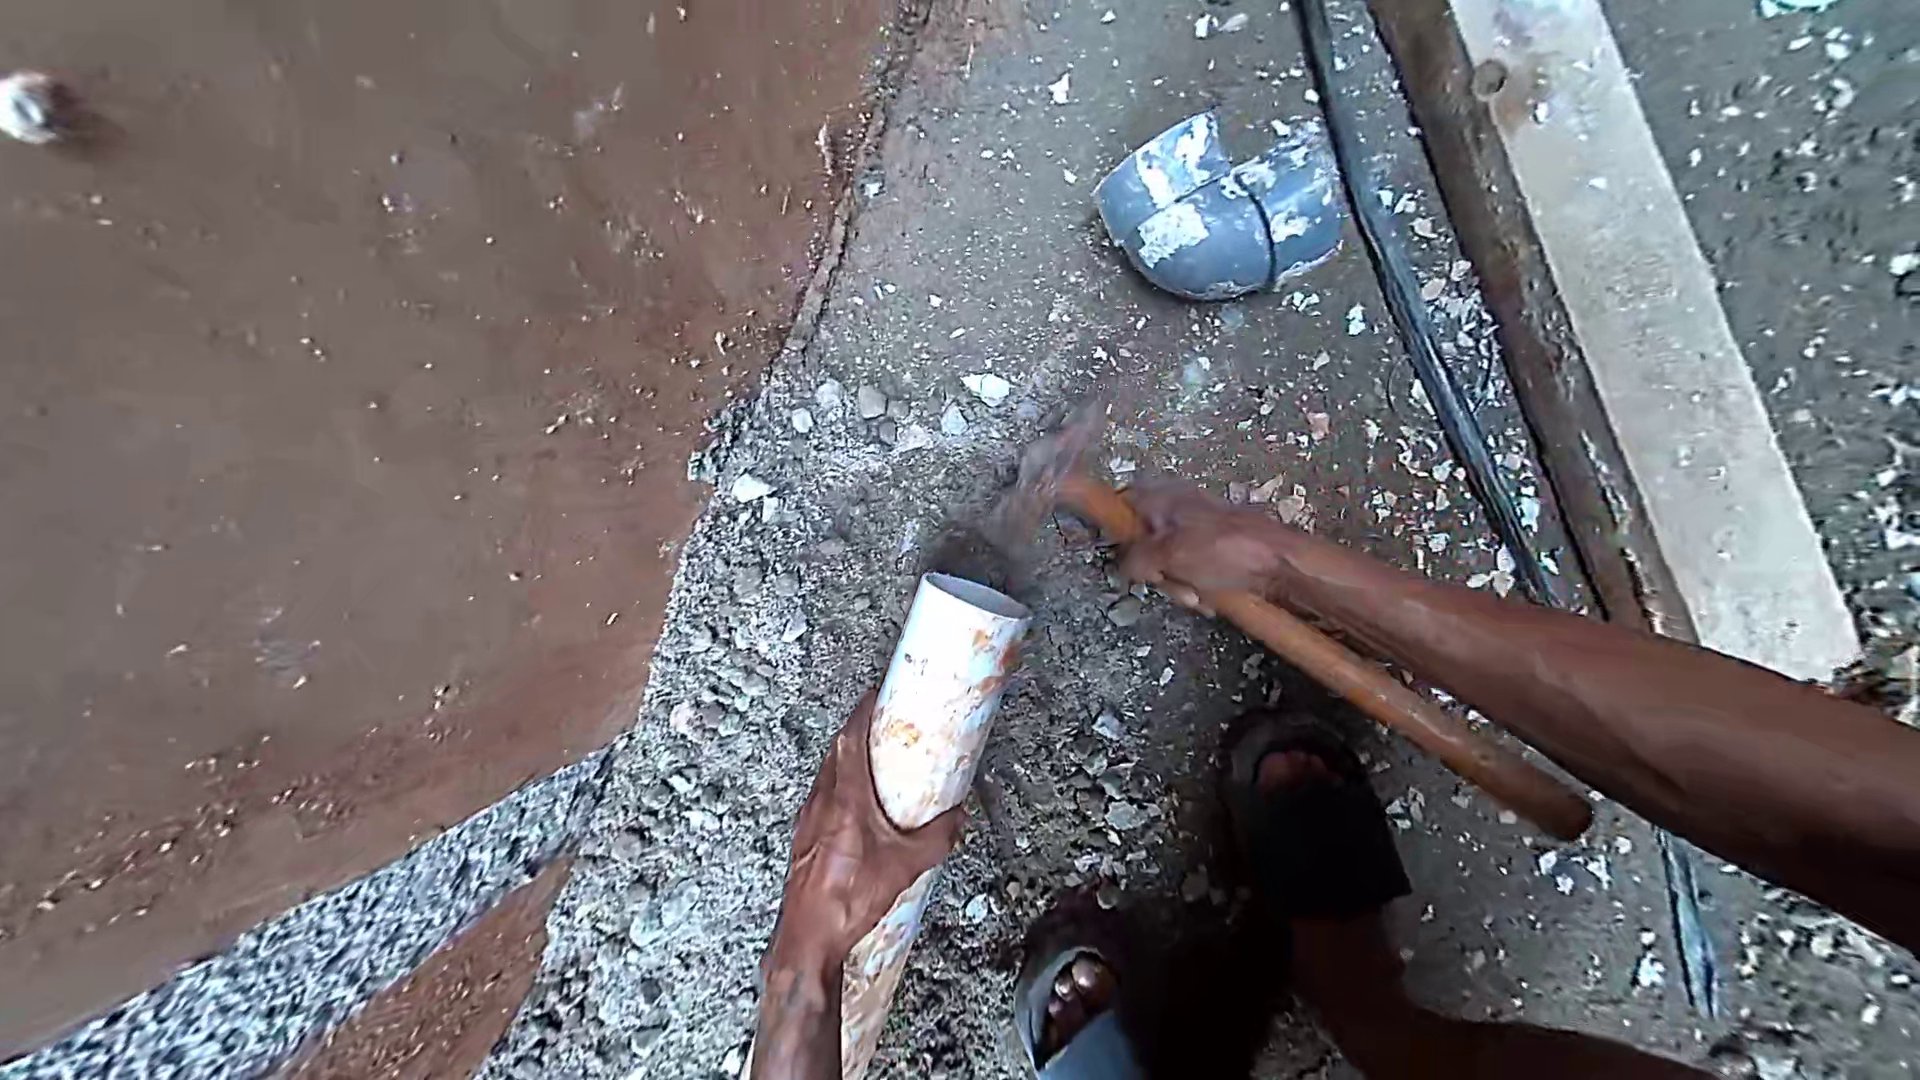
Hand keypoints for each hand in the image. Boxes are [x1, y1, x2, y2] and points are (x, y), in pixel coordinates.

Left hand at [772, 690, 965, 958]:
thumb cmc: (849, 900)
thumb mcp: (906, 866)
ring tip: (867, 756)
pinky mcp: (802, 836)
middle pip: (835, 750)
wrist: (808, 938)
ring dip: (843, 755)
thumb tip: (959, 817)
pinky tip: (850, 801)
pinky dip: (835, 781)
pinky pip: (819, 793)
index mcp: (846, 799)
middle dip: (855, 729)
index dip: (861, 712)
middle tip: (876, 721)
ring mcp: (807, 818)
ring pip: (825, 771)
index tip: (873, 695)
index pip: (850, 740)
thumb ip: (939, 838)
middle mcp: (822, 801)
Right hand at [1118, 479, 1292, 597]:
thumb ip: (1135, 560)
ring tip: (1197, 594)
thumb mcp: (1167, 555)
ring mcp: (1194, 531)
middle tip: (1169, 581)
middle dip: (1154, 570)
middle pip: (1141, 542)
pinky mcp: (1211, 551)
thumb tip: (1126, 569)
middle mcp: (1175, 510)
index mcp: (1162, 499)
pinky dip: (1195, 585)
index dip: (1115, 530)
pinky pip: (1188, 570)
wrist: (1281, 564)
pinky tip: (1209, 596)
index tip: (1123, 555)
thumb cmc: (1224, 551)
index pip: (1120, 504)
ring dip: (1177, 583)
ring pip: (1164, 562)